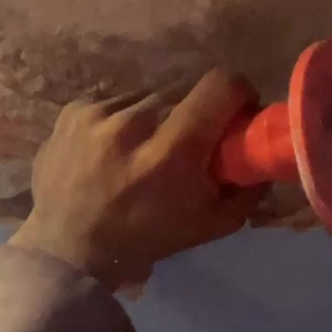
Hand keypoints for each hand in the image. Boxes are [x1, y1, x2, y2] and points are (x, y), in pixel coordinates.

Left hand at [7, 70, 264, 290]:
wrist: (66, 246)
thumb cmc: (141, 239)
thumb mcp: (208, 225)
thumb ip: (247, 188)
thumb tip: (265, 152)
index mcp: (169, 152)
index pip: (219, 85)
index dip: (235, 94)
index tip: (233, 112)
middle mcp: (131, 124)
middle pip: (182, 90)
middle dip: (190, 112)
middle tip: (184, 141)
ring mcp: (96, 115)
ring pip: (146, 95)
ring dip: (152, 116)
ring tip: (139, 150)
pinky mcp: (71, 111)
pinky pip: (113, 101)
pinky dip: (118, 120)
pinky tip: (109, 150)